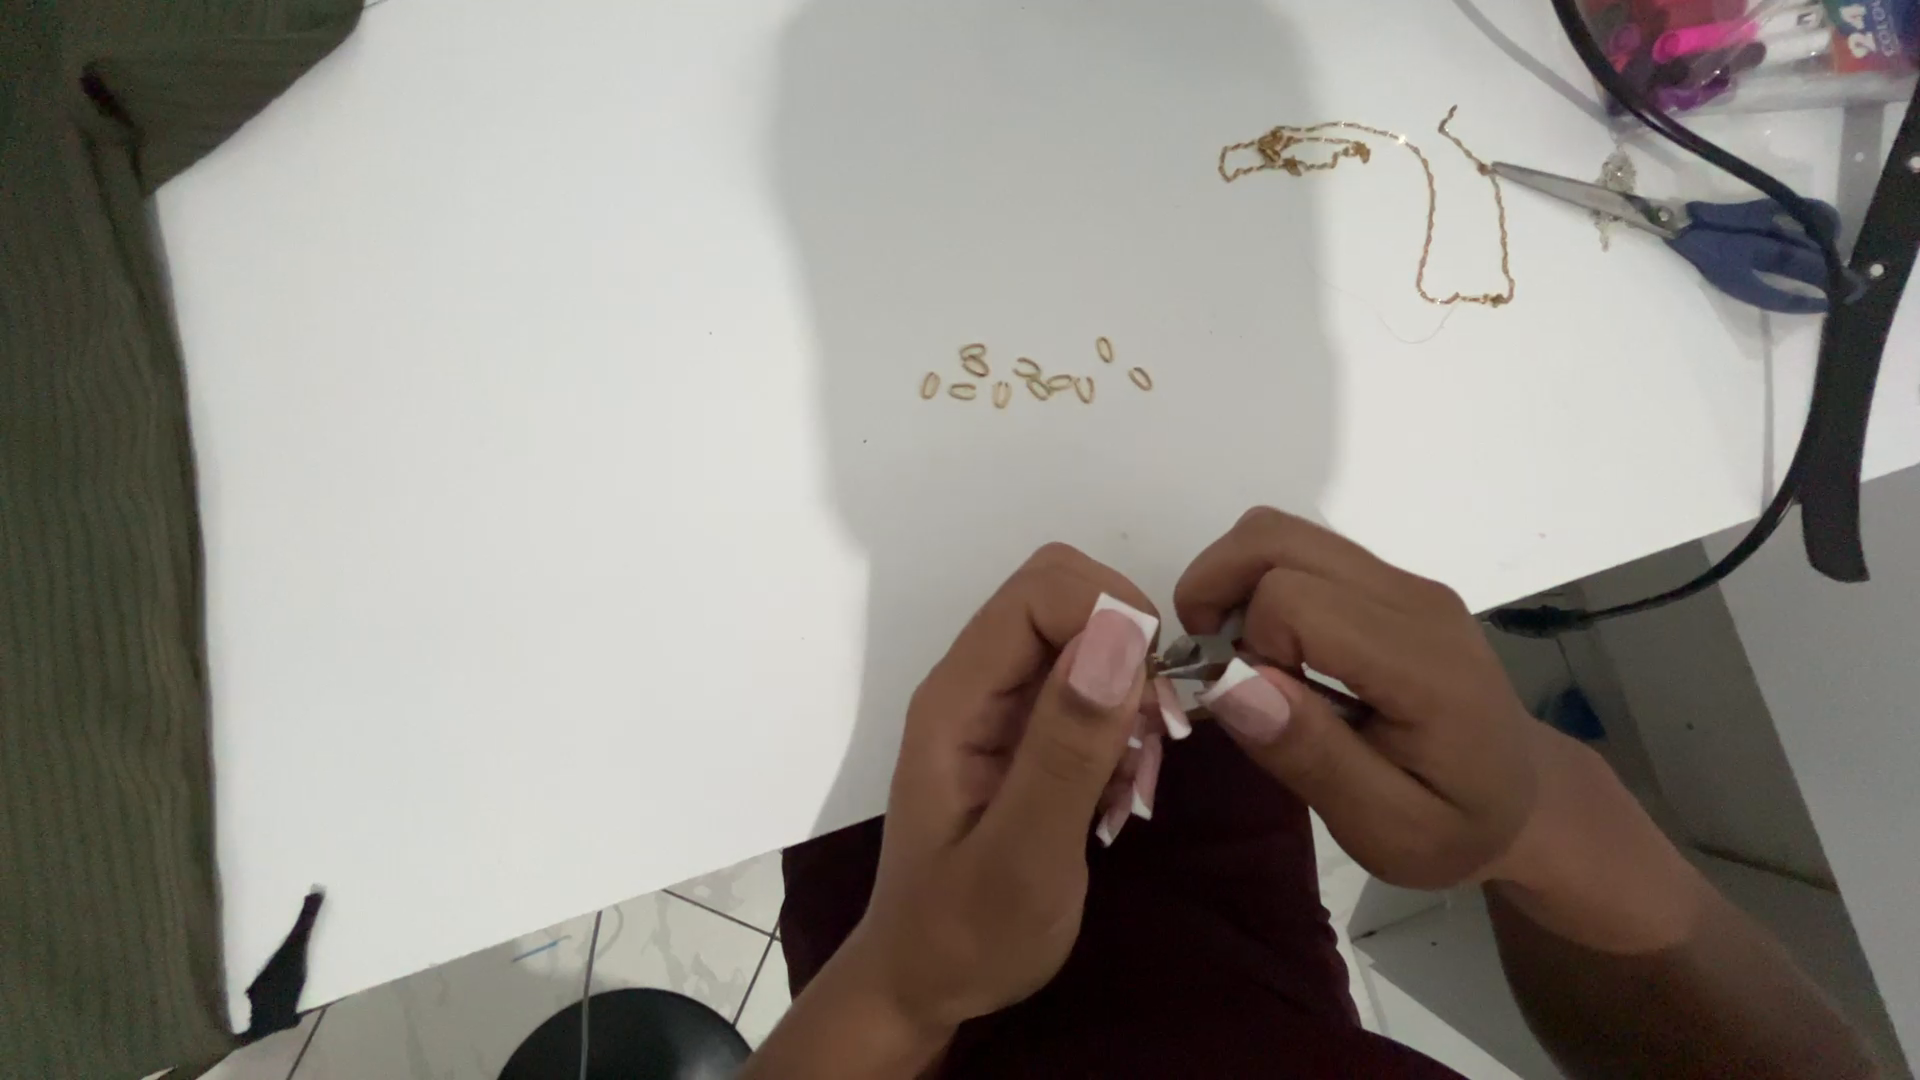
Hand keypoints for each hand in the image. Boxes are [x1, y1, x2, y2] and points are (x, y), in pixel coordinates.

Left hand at [839, 543, 1157, 1031]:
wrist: (926, 977)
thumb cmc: (965, 933)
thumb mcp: (1022, 859)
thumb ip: (1064, 751)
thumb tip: (1118, 638)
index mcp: (958, 696)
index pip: (1040, 590)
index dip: (1110, 617)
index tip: (1149, 701)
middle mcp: (976, 681)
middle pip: (1064, 596)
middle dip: (1128, 646)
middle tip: (1151, 733)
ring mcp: (999, 702)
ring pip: (1085, 636)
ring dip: (1131, 691)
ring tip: (1131, 778)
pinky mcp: (1025, 728)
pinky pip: (1089, 684)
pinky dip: (1123, 721)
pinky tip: (1118, 788)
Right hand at [1175, 507, 1541, 890]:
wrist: (1523, 795)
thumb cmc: (1454, 823)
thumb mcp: (1388, 829)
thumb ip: (1312, 756)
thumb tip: (1227, 683)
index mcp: (1422, 663)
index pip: (1293, 600)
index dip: (1249, 647)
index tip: (1258, 704)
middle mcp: (1411, 598)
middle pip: (1273, 538)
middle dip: (1213, 588)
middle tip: (1212, 658)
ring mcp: (1400, 580)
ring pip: (1276, 531)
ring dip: (1228, 581)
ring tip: (1234, 650)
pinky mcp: (1384, 579)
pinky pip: (1294, 549)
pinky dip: (1251, 581)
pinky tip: (1265, 642)